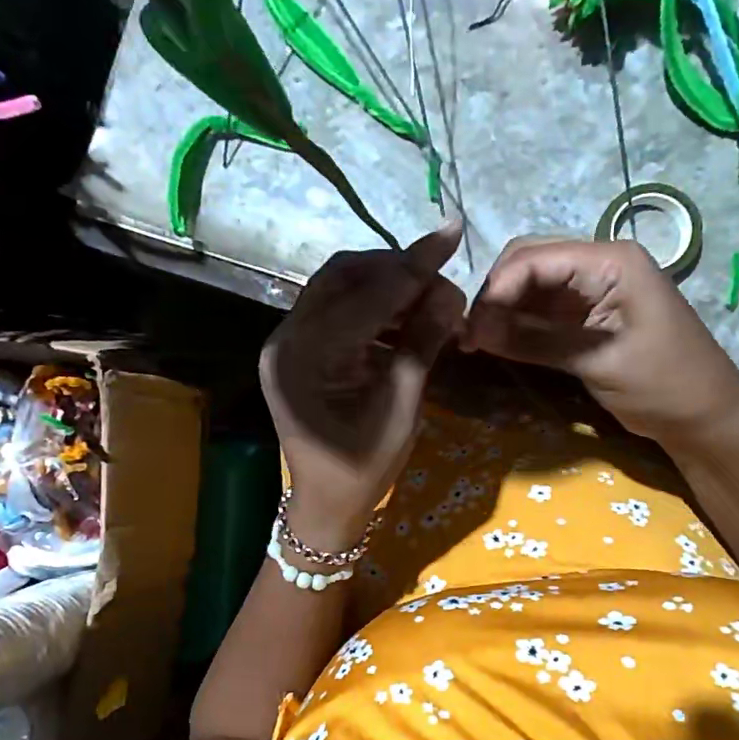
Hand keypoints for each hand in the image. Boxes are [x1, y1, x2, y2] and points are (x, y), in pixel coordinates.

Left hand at [261, 222, 464, 550]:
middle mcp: (286, 338)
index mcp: (303, 357)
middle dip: (397, 269)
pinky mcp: (299, 349)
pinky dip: (374, 306)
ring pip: (341, 287)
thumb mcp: (400, 409)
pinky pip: (338, 310)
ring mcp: (289, 342)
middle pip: (344, 276)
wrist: (326, 505)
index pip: (365, 296)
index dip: (414, 266)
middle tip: (444, 277)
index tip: (452, 234)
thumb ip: (421, 344)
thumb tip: (451, 292)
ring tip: (432, 298)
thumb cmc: (363, 468)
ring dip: (387, 285)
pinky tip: (407, 315)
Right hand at [461, 237, 738, 444]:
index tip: (469, 330)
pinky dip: (520, 324)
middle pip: (529, 263)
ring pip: (532, 286)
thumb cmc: (664, 384)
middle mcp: (600, 263)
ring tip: (476, 342)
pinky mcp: (589, 315)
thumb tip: (473, 332)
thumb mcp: (597, 361)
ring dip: (503, 309)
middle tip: (469, 336)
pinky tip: (499, 342)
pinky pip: (544, 310)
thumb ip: (535, 341)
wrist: (705, 417)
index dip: (497, 289)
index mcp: (611, 260)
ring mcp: (595, 289)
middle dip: (495, 295)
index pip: (535, 258)